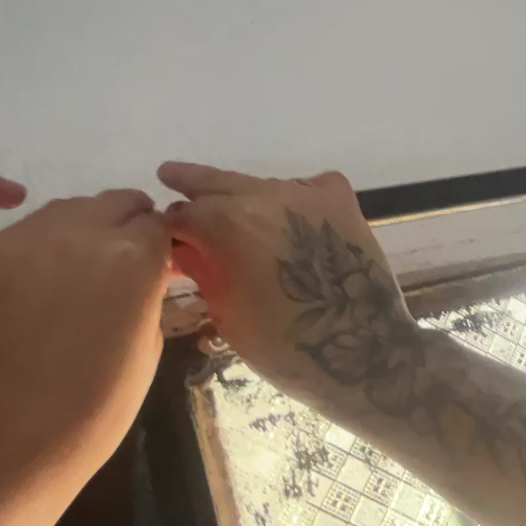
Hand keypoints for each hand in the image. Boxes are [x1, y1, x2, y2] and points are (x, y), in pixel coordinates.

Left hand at [0, 169, 169, 487]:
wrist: (5, 453)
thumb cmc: (93, 413)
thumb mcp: (149, 348)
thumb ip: (150, 295)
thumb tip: (146, 272)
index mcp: (135, 258)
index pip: (157, 226)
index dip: (158, 247)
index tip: (154, 270)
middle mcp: (80, 234)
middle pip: (114, 205)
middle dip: (126, 230)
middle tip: (116, 270)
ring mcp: (16, 241)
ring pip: (60, 208)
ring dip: (76, 227)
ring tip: (69, 267)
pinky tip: (3, 195)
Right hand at [159, 161, 416, 388]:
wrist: (362, 350)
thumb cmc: (283, 347)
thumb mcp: (226, 312)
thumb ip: (204, 270)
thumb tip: (188, 250)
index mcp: (226, 224)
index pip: (181, 214)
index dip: (168, 226)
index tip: (163, 234)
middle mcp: (263, 196)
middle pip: (216, 183)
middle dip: (191, 185)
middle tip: (171, 175)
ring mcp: (305, 194)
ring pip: (260, 186)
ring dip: (243, 196)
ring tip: (232, 206)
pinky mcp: (340, 200)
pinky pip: (306, 187)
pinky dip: (293, 197)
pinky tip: (290, 215)